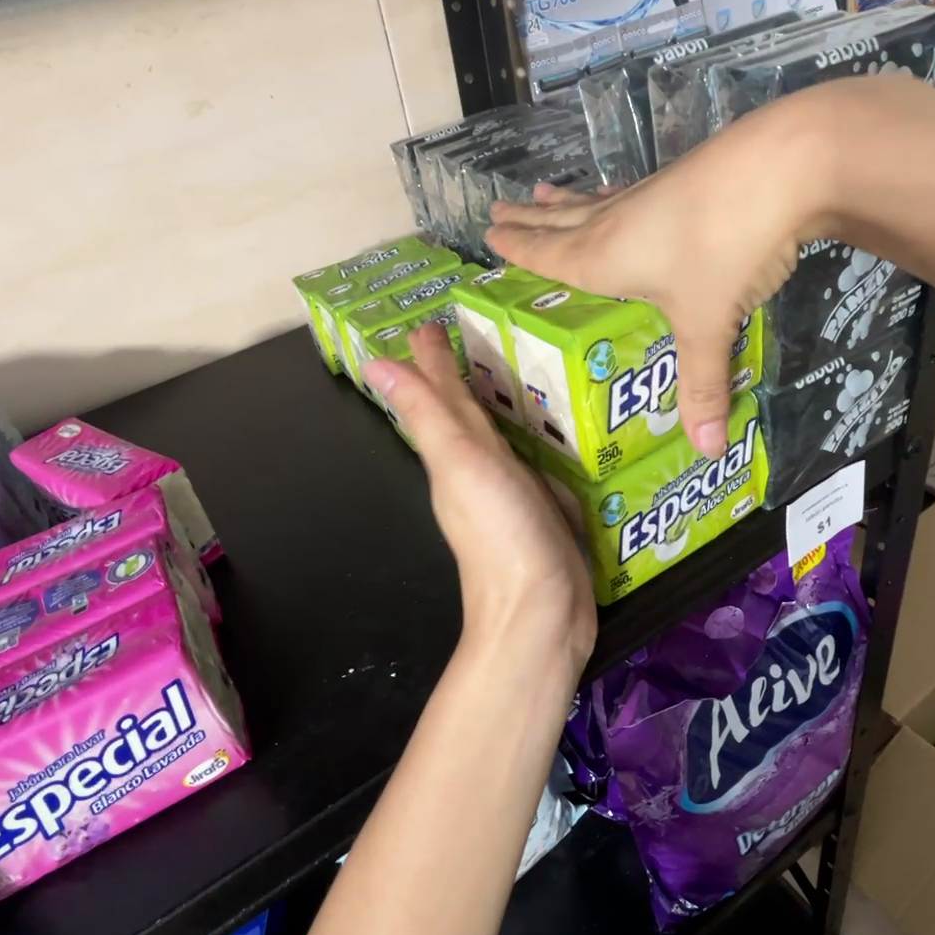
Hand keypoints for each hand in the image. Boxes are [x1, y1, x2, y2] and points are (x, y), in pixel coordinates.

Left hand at [362, 325, 595, 671]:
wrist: (540, 613)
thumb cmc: (501, 533)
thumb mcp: (462, 465)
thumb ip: (428, 414)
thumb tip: (376, 363)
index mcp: (457, 453)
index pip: (443, 393)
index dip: (434, 358)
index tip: (429, 321)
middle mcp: (481, 467)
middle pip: (471, 409)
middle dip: (468, 372)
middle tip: (476, 332)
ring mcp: (515, 490)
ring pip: (505, 432)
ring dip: (506, 401)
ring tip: (521, 366)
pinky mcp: (548, 508)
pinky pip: (541, 458)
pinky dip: (543, 436)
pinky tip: (558, 429)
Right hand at [484, 93, 837, 458]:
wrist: (784, 167)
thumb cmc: (723, 248)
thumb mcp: (707, 323)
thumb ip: (702, 385)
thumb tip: (707, 452)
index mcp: (602, 257)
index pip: (545, 254)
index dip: (517, 248)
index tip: (488, 234)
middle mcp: (615, 224)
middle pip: (559, 222)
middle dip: (527, 220)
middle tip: (496, 210)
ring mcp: (648, 197)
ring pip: (591, 202)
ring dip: (562, 202)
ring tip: (539, 193)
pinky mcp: (681, 180)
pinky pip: (626, 194)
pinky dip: (608, 196)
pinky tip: (618, 193)